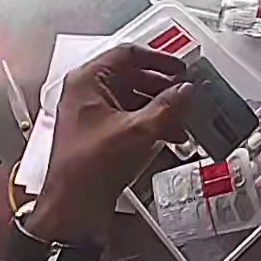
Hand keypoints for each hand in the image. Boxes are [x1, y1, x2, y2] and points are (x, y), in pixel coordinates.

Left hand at [31, 45, 193, 240]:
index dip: (158, 59)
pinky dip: (151, 123)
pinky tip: (170, 135)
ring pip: (134, 99)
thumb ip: (167, 107)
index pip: (128, 54)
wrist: (74, 206)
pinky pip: (131, 118)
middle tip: (185, 93)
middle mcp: (87, 94)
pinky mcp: (101, 134)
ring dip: (160, 108)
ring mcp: (93, 114)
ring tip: (182, 118)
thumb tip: (185, 91)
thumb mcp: (138, 131)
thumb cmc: (89, 167)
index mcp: (88, 81)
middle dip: (163, 87)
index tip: (180, 68)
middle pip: (132, 76)